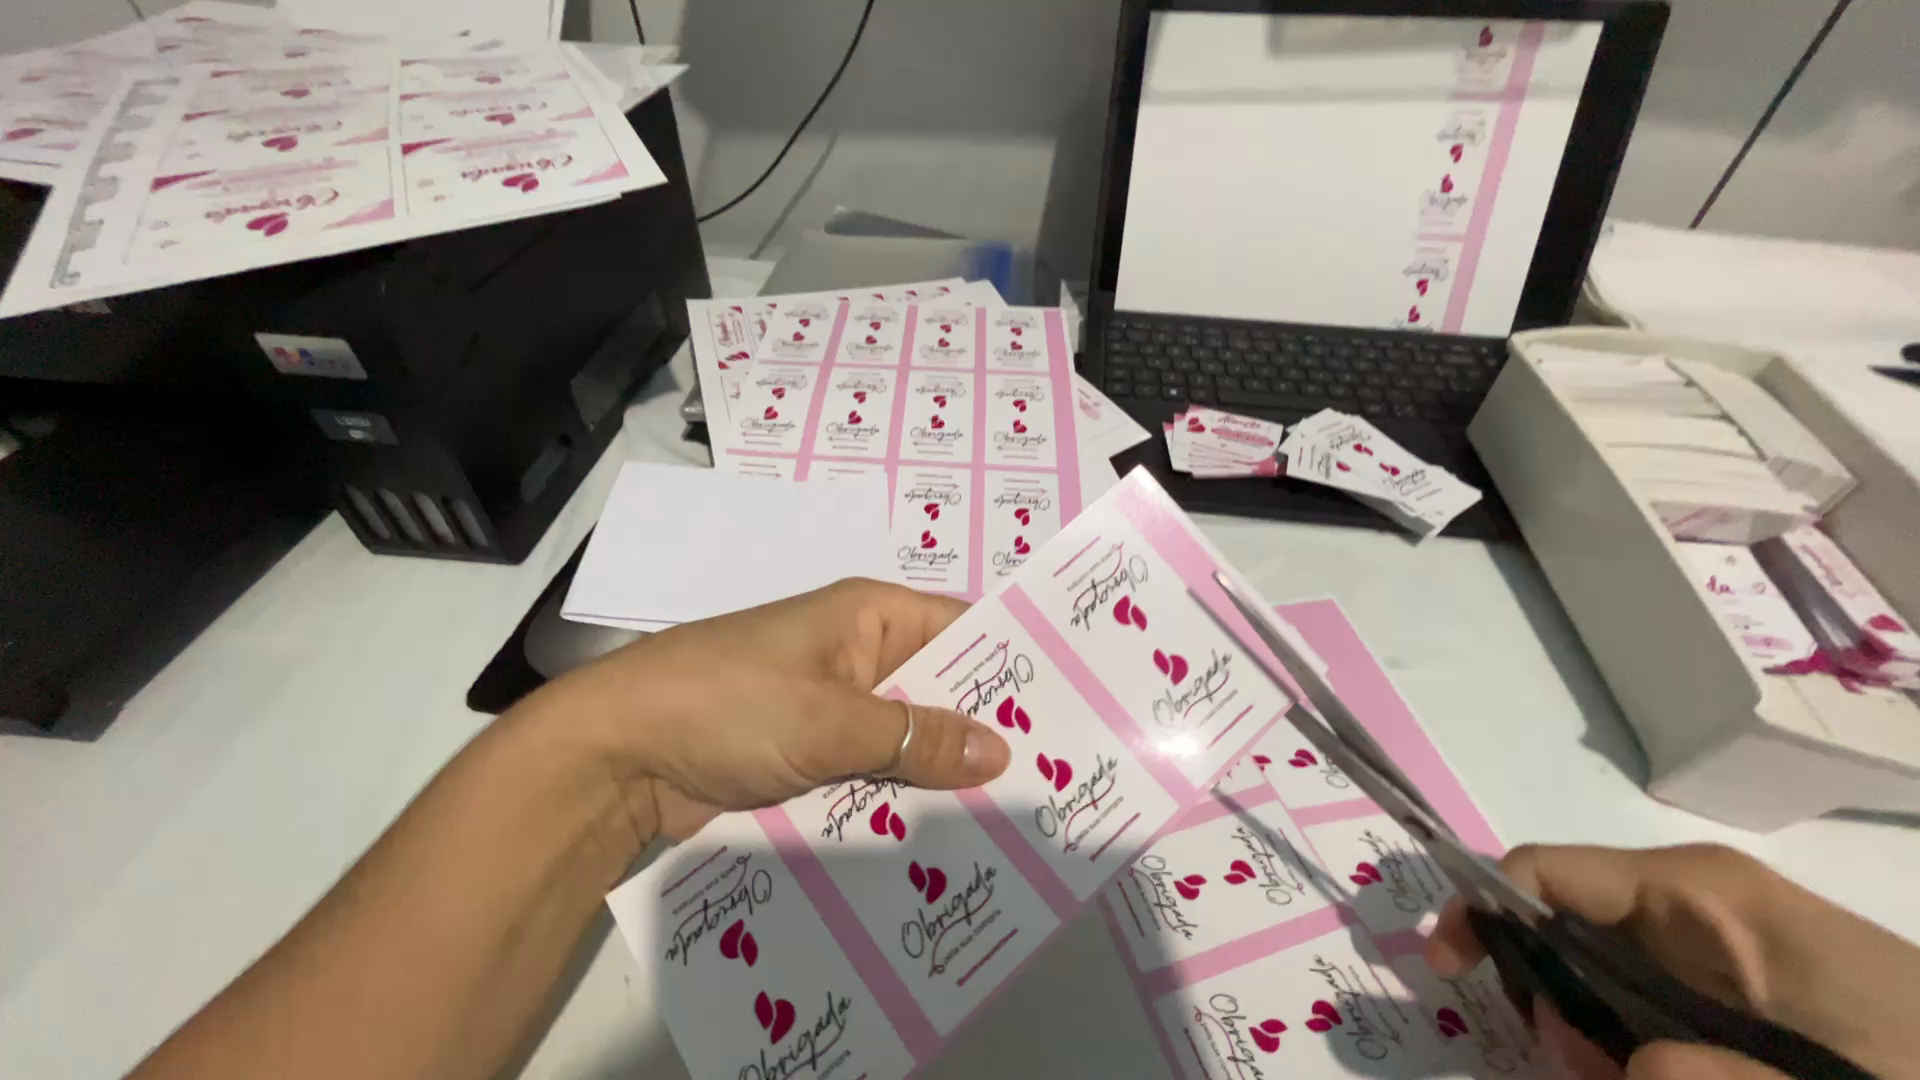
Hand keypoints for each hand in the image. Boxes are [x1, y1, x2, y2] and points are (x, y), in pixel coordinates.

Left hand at [524, 579, 1012, 844]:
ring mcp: (831, 710)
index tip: (1067, 707)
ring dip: (940, 775)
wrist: (617, 755)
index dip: (1010, 663)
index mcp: (868, 617)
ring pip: (906, 739)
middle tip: (1053, 778)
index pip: (961, 628)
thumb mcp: (831, 720)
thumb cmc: (731, 704)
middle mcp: (858, 657)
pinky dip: (897, 799)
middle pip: (937, 689)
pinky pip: (870, 774)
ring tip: (1012, 819)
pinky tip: (942, 840)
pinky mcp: (808, 756)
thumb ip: (917, 737)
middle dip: (982, 731)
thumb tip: (1002, 752)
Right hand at [1424, 844, 1919, 1079]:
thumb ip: (1723, 1071)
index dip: (1481, 909)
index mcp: (1696, 890)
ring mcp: (1704, 936)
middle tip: (1583, 1068)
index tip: (1447, 968)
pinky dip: (1622, 1039)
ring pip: (1589, 967)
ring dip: (1587, 1030)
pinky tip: (1648, 1066)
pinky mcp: (1722, 975)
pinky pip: (1633, 992)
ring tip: (1625, 1074)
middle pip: (1558, 925)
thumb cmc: (1914, 1055)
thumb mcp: (1828, 1072)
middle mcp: (1686, 898)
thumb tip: (1628, 1067)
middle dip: (1548, 997)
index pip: (1543, 869)